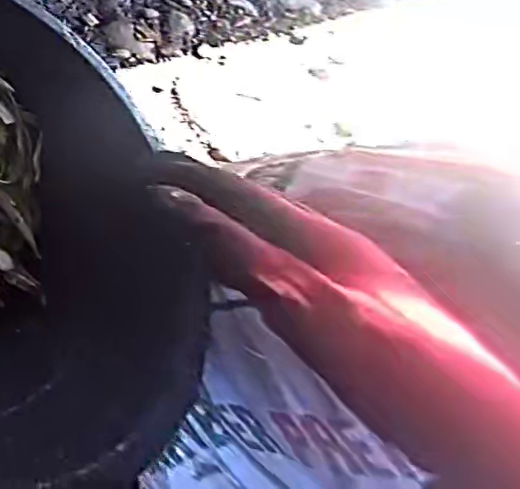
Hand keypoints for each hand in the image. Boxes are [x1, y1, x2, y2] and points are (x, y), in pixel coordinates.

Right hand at [147, 153, 519, 483]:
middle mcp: (330, 245)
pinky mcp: (345, 306)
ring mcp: (343, 277)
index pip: (230, 185)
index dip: (178, 170)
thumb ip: (235, 247)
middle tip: (136, 189)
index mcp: (318, 234)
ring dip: (209, 218)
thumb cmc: (396, 367)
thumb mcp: (304, 302)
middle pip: (245, 202)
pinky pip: (268, 257)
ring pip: (257, 230)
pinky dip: (229, 248)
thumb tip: (163, 196)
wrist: (492, 446)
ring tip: (163, 220)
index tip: (128, 164)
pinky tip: (217, 267)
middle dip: (190, 189)